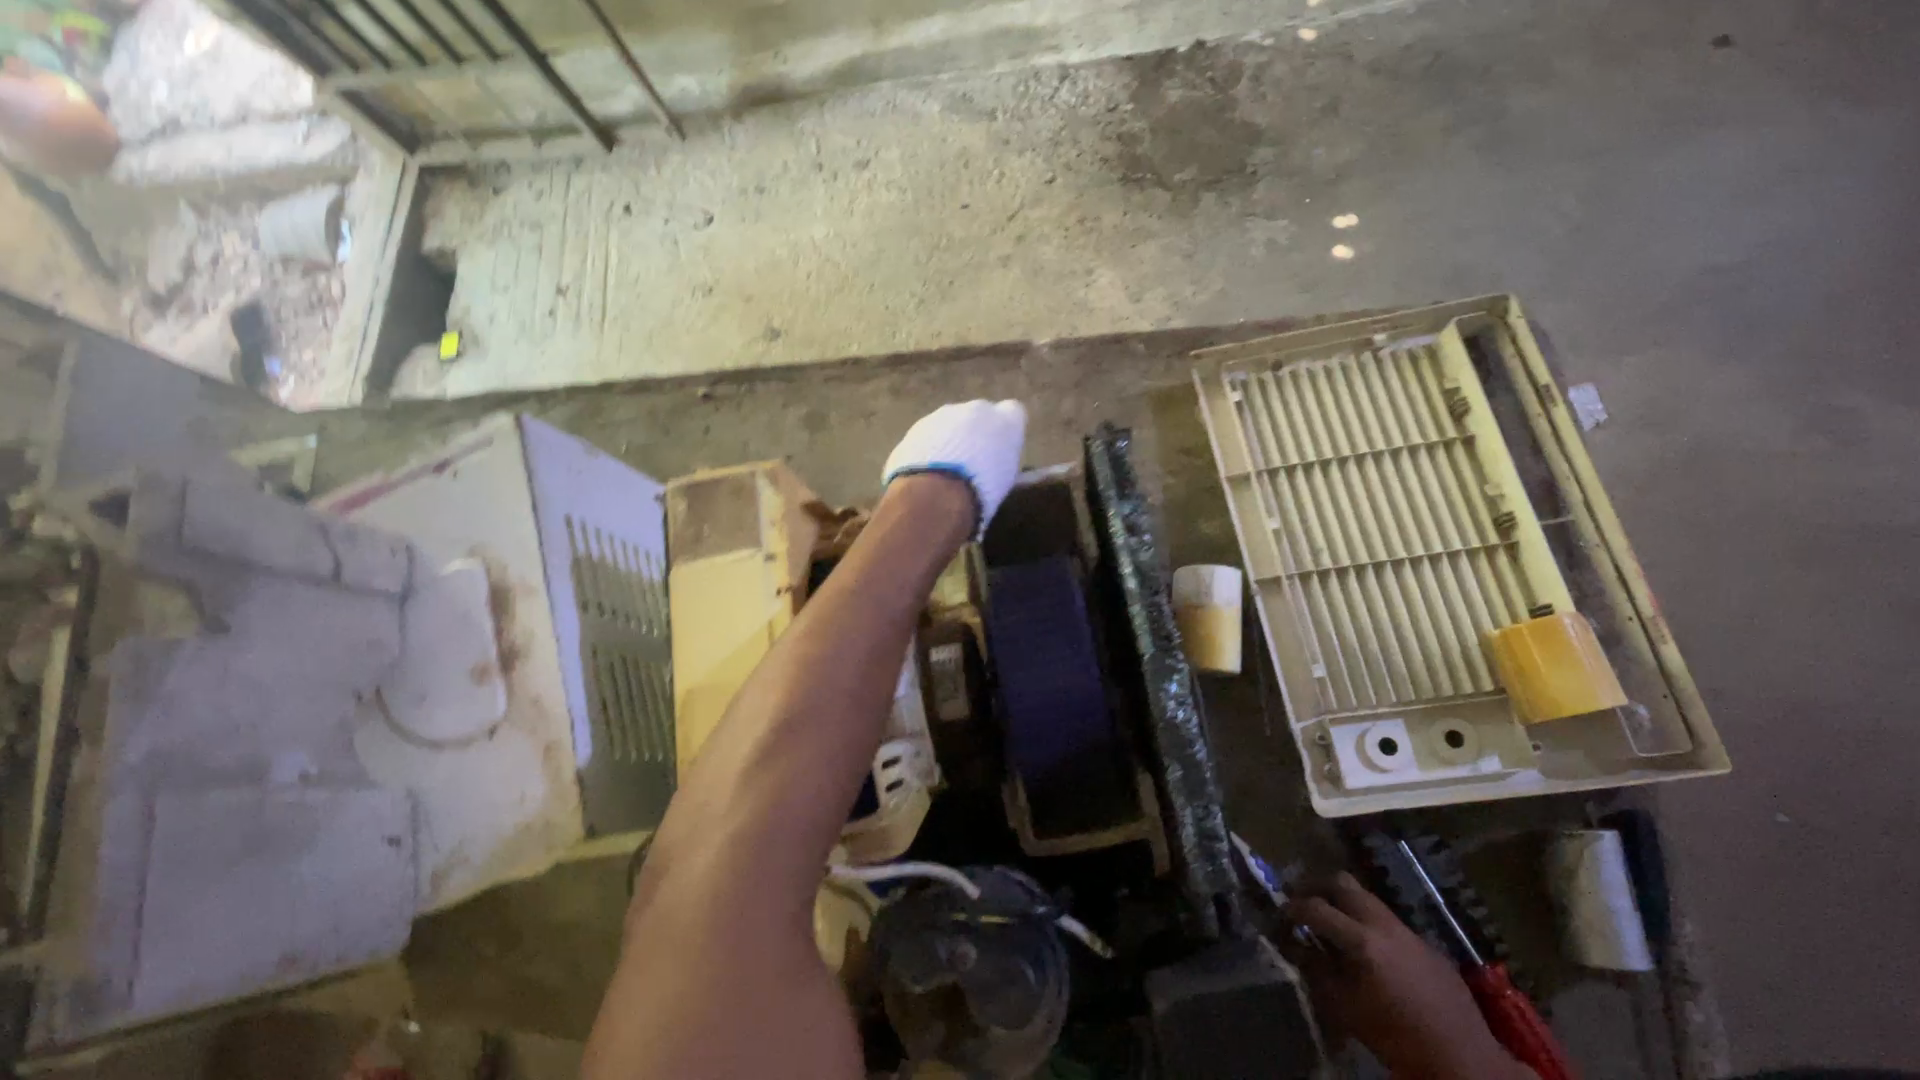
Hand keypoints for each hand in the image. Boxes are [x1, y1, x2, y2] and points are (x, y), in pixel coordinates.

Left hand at [882, 400, 1026, 537]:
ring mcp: (942, 415)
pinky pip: (926, 435)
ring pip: (949, 423)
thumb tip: (1010, 468)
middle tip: (970, 461)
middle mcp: (976, 409)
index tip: (1000, 446)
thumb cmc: (982, 490)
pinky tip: (925, 472)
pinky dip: (927, 448)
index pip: (1013, 412)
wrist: (936, 493)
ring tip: (943, 470)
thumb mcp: (1005, 480)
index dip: (1005, 429)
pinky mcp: (916, 427)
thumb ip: (1004, 463)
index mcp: (1006, 420)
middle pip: (978, 414)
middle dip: (974, 432)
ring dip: (948, 439)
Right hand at [1282, 873, 1533, 1079]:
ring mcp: (1409, 931)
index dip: (1291, 907)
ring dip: (1343, 903)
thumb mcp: (1345, 1008)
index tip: (1279, 914)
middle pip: (1343, 883)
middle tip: (1300, 901)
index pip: (1315, 907)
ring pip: (1368, 898)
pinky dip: (1368, 923)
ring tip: (1330, 923)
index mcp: (1362, 940)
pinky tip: (1366, 949)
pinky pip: (1388, 921)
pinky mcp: (1426, 944)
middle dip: (1316, 887)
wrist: (1462, 1057)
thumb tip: (1294, 945)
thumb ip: (1316, 970)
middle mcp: (1384, 925)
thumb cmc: (1396, 1037)